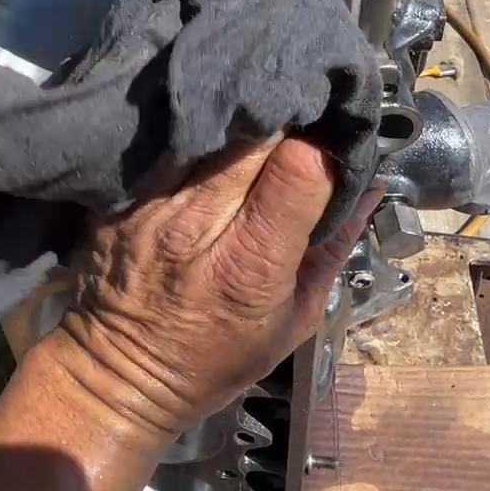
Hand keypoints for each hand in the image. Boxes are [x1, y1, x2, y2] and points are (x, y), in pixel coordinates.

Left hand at [36, 136, 378, 442]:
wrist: (120, 375)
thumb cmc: (216, 357)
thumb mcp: (296, 318)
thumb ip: (334, 247)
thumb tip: (371, 185)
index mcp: (250, 263)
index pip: (297, 167)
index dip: (318, 144)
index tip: (325, 141)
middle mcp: (197, 224)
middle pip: (252, 135)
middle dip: (282, 119)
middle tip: (295, 117)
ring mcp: (150, 205)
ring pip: (206, 126)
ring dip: (236, 116)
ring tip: (251, 116)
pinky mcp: (118, 195)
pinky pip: (163, 140)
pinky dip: (191, 128)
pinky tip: (204, 129)